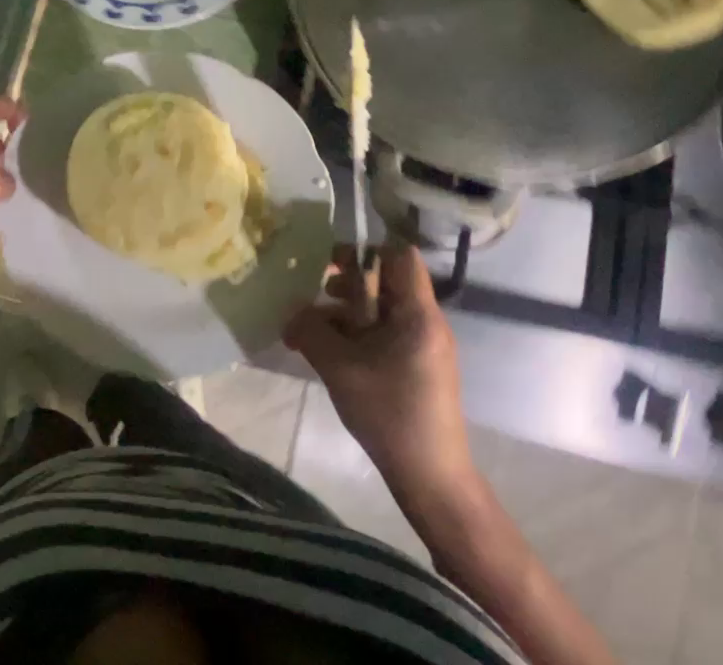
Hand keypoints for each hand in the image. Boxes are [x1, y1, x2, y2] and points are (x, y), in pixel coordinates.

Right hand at [283, 243, 475, 498]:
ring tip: (311, 331)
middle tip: (311, 296)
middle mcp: (426, 322)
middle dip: (345, 284)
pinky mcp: (416, 365)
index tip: (327, 263)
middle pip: (387, 281)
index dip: (364, 250)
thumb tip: (293, 312)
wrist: (429, 472)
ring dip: (344, 312)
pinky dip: (354, 334)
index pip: (400, 255)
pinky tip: (328, 354)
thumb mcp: (338, 367)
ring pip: (381, 309)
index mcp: (417, 315)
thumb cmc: (388, 412)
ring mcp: (423, 345)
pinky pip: (383, 333)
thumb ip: (310, 329)